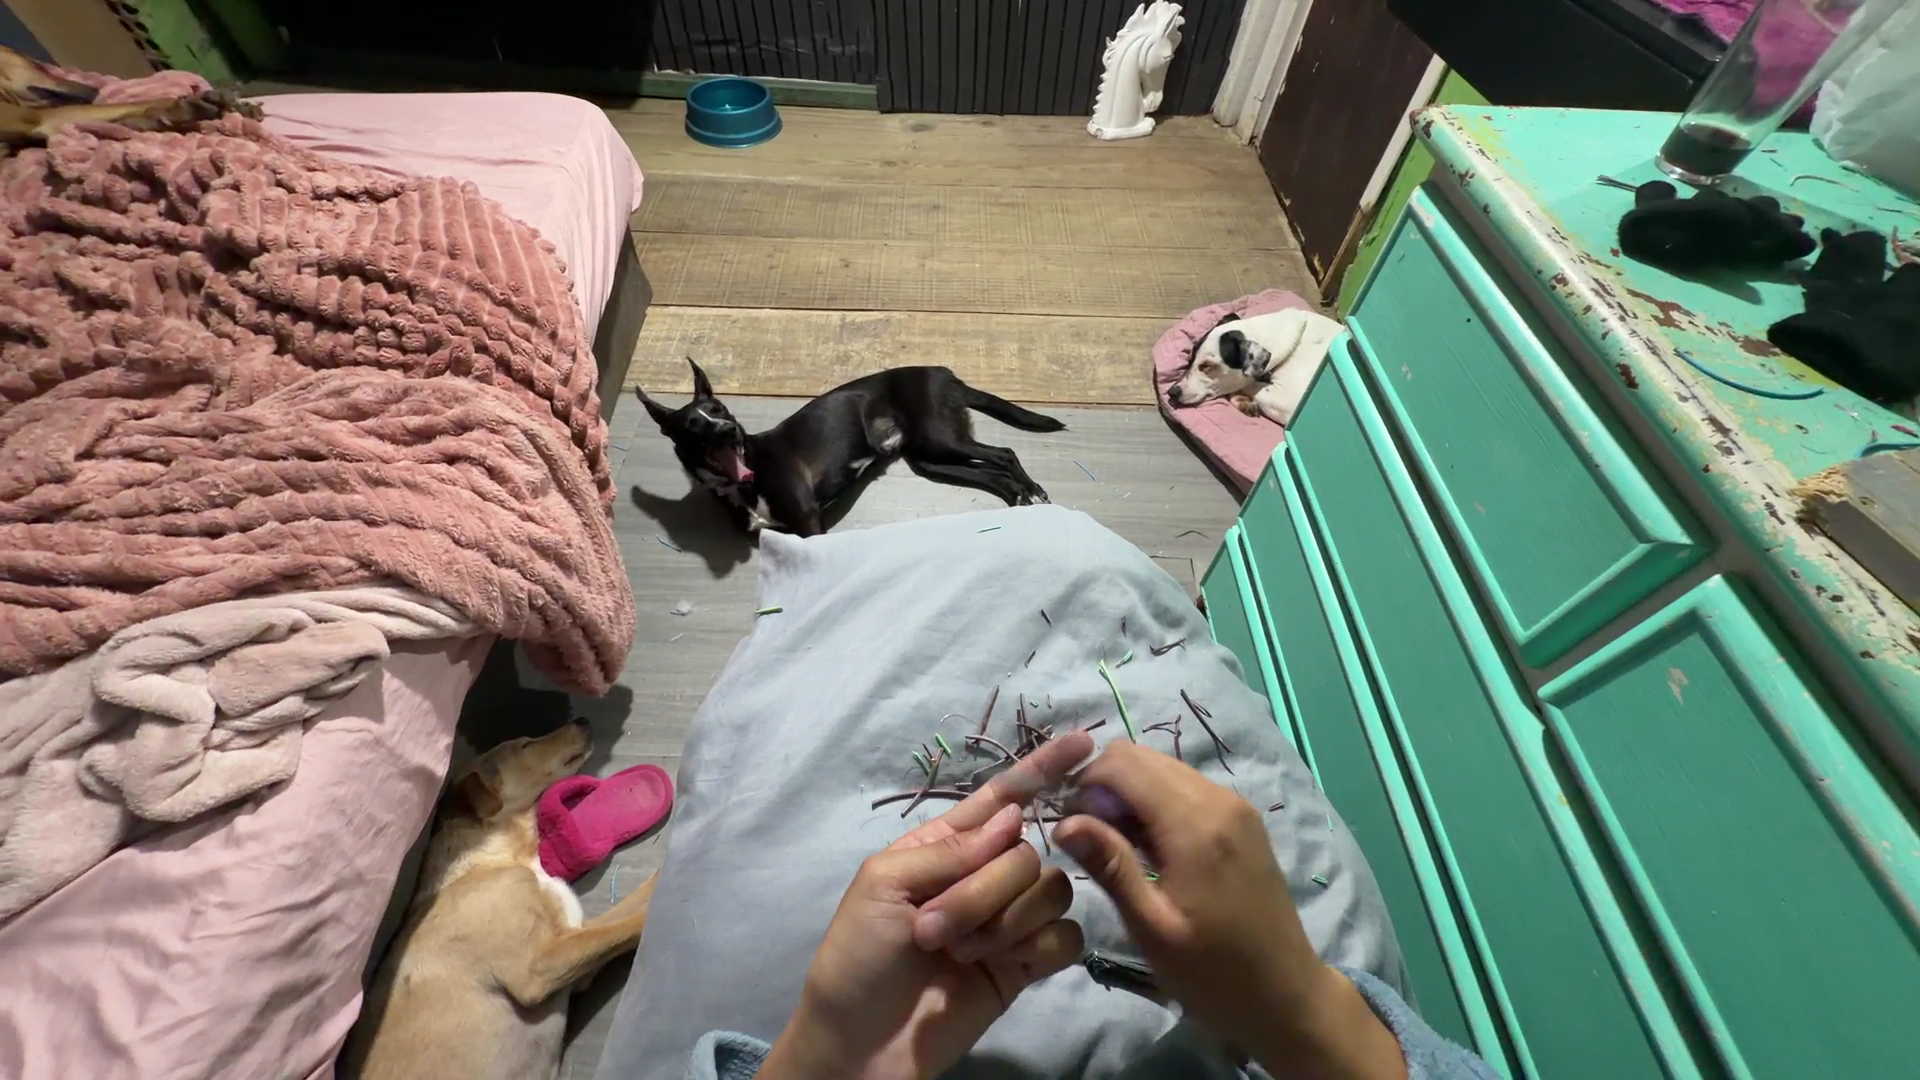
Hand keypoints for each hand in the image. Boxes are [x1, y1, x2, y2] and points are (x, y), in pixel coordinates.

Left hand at [760, 731, 1094, 1079]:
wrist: (862, 1048)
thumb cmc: (858, 955)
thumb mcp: (884, 883)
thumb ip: (951, 849)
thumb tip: (1013, 818)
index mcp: (948, 843)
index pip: (1002, 797)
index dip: (1041, 769)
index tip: (1083, 742)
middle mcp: (985, 872)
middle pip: (1025, 851)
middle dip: (982, 891)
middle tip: (934, 930)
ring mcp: (1010, 918)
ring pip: (1051, 889)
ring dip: (1003, 922)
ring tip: (958, 953)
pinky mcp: (1028, 964)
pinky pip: (1066, 937)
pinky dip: (1037, 948)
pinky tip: (1006, 965)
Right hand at [1053, 741, 1405, 1079]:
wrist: (1290, 998)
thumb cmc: (1215, 974)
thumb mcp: (1153, 928)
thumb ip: (1110, 866)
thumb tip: (1062, 822)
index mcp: (1195, 823)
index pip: (1122, 763)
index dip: (1085, 783)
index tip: (1072, 826)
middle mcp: (1216, 797)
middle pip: (1139, 756)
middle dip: (1103, 784)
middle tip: (1091, 836)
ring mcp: (1233, 802)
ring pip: (1159, 765)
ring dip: (1127, 791)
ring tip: (1119, 844)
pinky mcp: (1240, 813)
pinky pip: (1181, 783)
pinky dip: (1153, 799)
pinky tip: (1150, 845)